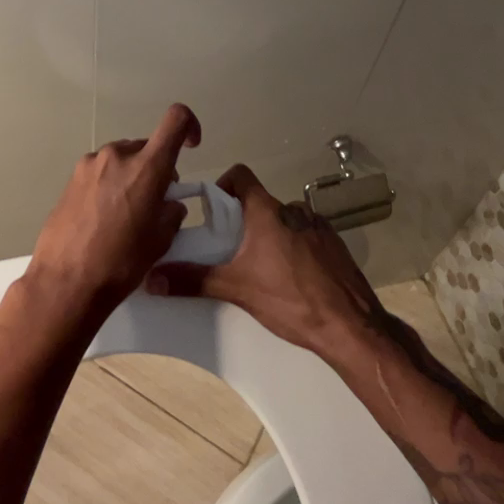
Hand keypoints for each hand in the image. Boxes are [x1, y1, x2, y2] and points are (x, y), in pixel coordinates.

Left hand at [26, 104, 202, 314]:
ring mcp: (90, 164)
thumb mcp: (160, 241)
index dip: (190, 125)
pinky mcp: (71, 177)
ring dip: (131, 176)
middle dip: (156, 167)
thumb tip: (169, 203)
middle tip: (155, 202)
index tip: (191, 147)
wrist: (66, 280)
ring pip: (122, 159)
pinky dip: (109, 184)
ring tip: (126, 214)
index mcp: (146, 167)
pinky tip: (103, 217)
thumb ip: (172, 212)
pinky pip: (101, 171)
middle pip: (146, 147)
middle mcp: (117, 155)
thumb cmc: (121, 263)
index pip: (176, 120)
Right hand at [145, 166, 378, 355]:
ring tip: (264, 270)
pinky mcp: (337, 245)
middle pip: (260, 203)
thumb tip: (152, 279)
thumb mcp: (237, 289)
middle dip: (244, 223)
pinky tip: (293, 279)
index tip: (214, 213)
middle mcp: (294, 209)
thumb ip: (193, 280)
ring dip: (271, 237)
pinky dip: (295, 249)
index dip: (223, 187)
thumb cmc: (290, 300)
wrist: (351, 327)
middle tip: (232, 252)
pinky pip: (307, 237)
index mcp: (268, 211)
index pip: (240, 176)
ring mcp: (319, 226)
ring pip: (284, 222)